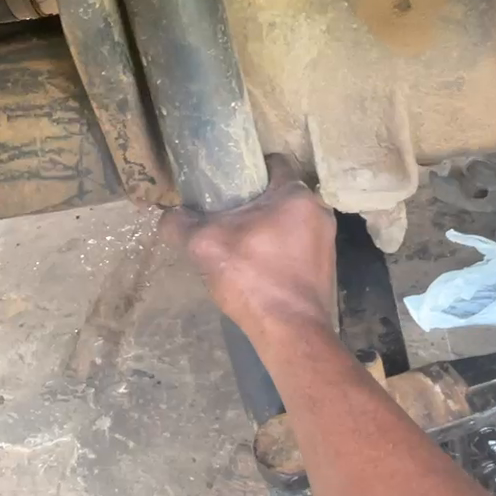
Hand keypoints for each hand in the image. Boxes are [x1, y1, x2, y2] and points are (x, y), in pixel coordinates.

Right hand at [162, 155, 337, 342]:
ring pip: (290, 221)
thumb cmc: (252, 277)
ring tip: (239, 244)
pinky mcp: (326, 267)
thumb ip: (180, 223)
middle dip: (254, 202)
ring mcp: (327, 242)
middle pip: (280, 194)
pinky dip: (279, 250)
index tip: (227, 182)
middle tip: (226, 216)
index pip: (274, 162)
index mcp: (296, 195)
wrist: (291, 333)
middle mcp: (318, 211)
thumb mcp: (204, 245)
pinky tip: (257, 268)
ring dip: (267, 227)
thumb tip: (168, 215)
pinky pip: (298, 246)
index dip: (249, 167)